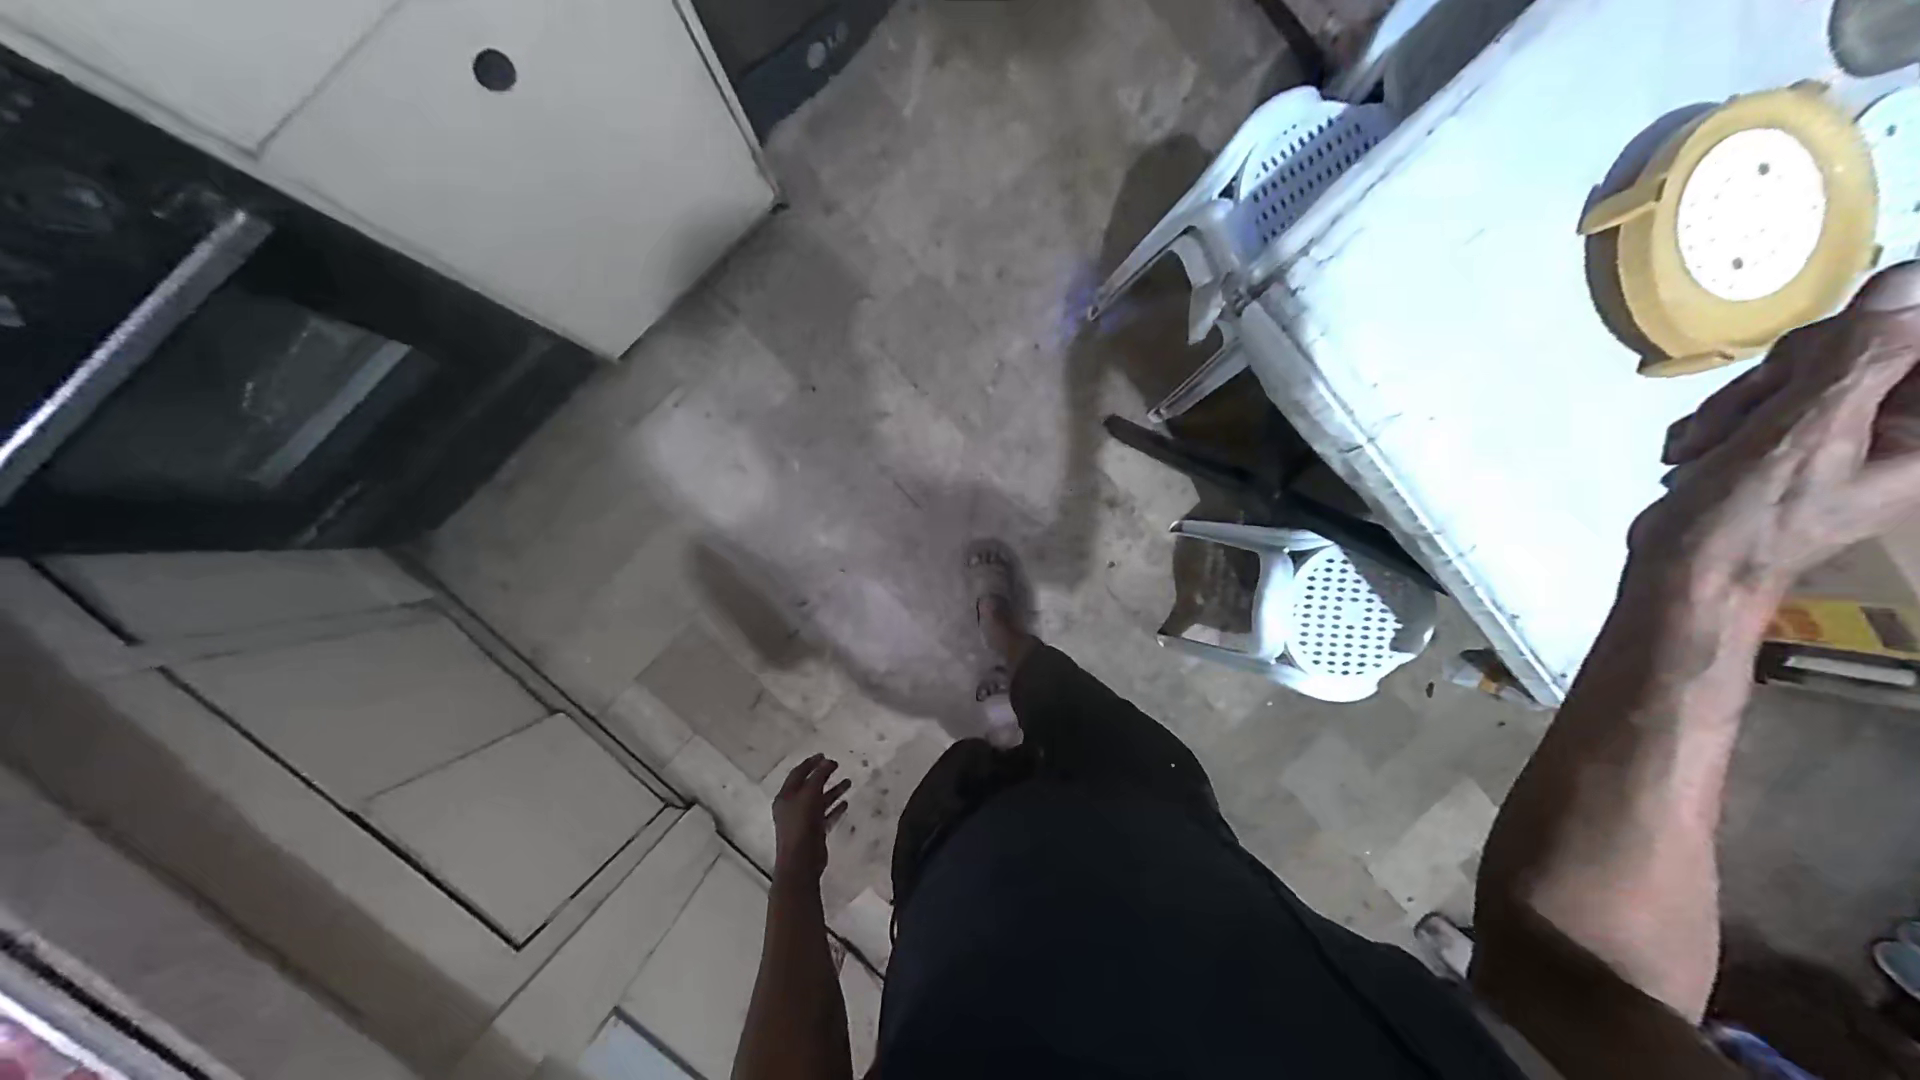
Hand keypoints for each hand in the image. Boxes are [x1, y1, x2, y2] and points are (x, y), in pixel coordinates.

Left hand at [772, 754, 849, 882]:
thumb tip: (827, 761)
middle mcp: (793, 807)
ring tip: (848, 782)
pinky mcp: (814, 832)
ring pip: (819, 800)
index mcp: (786, 797)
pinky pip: (826, 815)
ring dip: (833, 790)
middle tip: (836, 765)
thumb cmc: (801, 825)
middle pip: (809, 786)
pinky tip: (845, 803)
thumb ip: (818, 777)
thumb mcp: (809, 795)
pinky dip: (835, 808)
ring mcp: (803, 820)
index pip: (798, 773)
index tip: (823, 755)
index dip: (810, 763)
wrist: (801, 863)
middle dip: (823, 775)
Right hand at [1631, 263, 1919, 618]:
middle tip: (1736, 421)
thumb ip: (1859, 358)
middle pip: (1858, 349)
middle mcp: (1907, 424)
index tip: (1799, 370)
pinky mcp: (1794, 441)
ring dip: (1732, 407)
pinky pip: (1760, 401)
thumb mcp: (1802, 437)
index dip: (1865, 338)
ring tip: (1703, 449)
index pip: (1917, 343)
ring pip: (1797, 374)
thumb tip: (1909, 278)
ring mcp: (1848, 433)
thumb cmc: (1748, 520)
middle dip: (1775, 381)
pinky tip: (1696, 454)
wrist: (1681, 574)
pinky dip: (1716, 424)